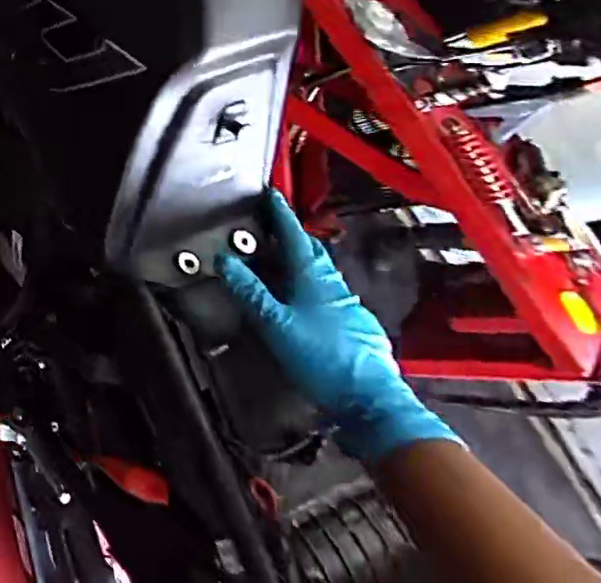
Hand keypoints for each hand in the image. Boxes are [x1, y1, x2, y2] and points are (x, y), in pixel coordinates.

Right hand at [217, 191, 457, 463]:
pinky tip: (304, 303)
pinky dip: (312, 289)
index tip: (271, 195)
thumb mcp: (275, 324)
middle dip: (292, 236)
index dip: (281, 215)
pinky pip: (330, 297)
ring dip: (301, 263)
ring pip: (322, 275)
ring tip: (280, 263)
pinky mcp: (357, 329)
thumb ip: (249, 292)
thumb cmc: (324, 361)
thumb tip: (225, 261)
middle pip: (311, 253)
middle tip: (273, 226)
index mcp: (315, 280)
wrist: (374, 405)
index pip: (295, 237)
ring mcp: (350, 308)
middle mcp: (335, 288)